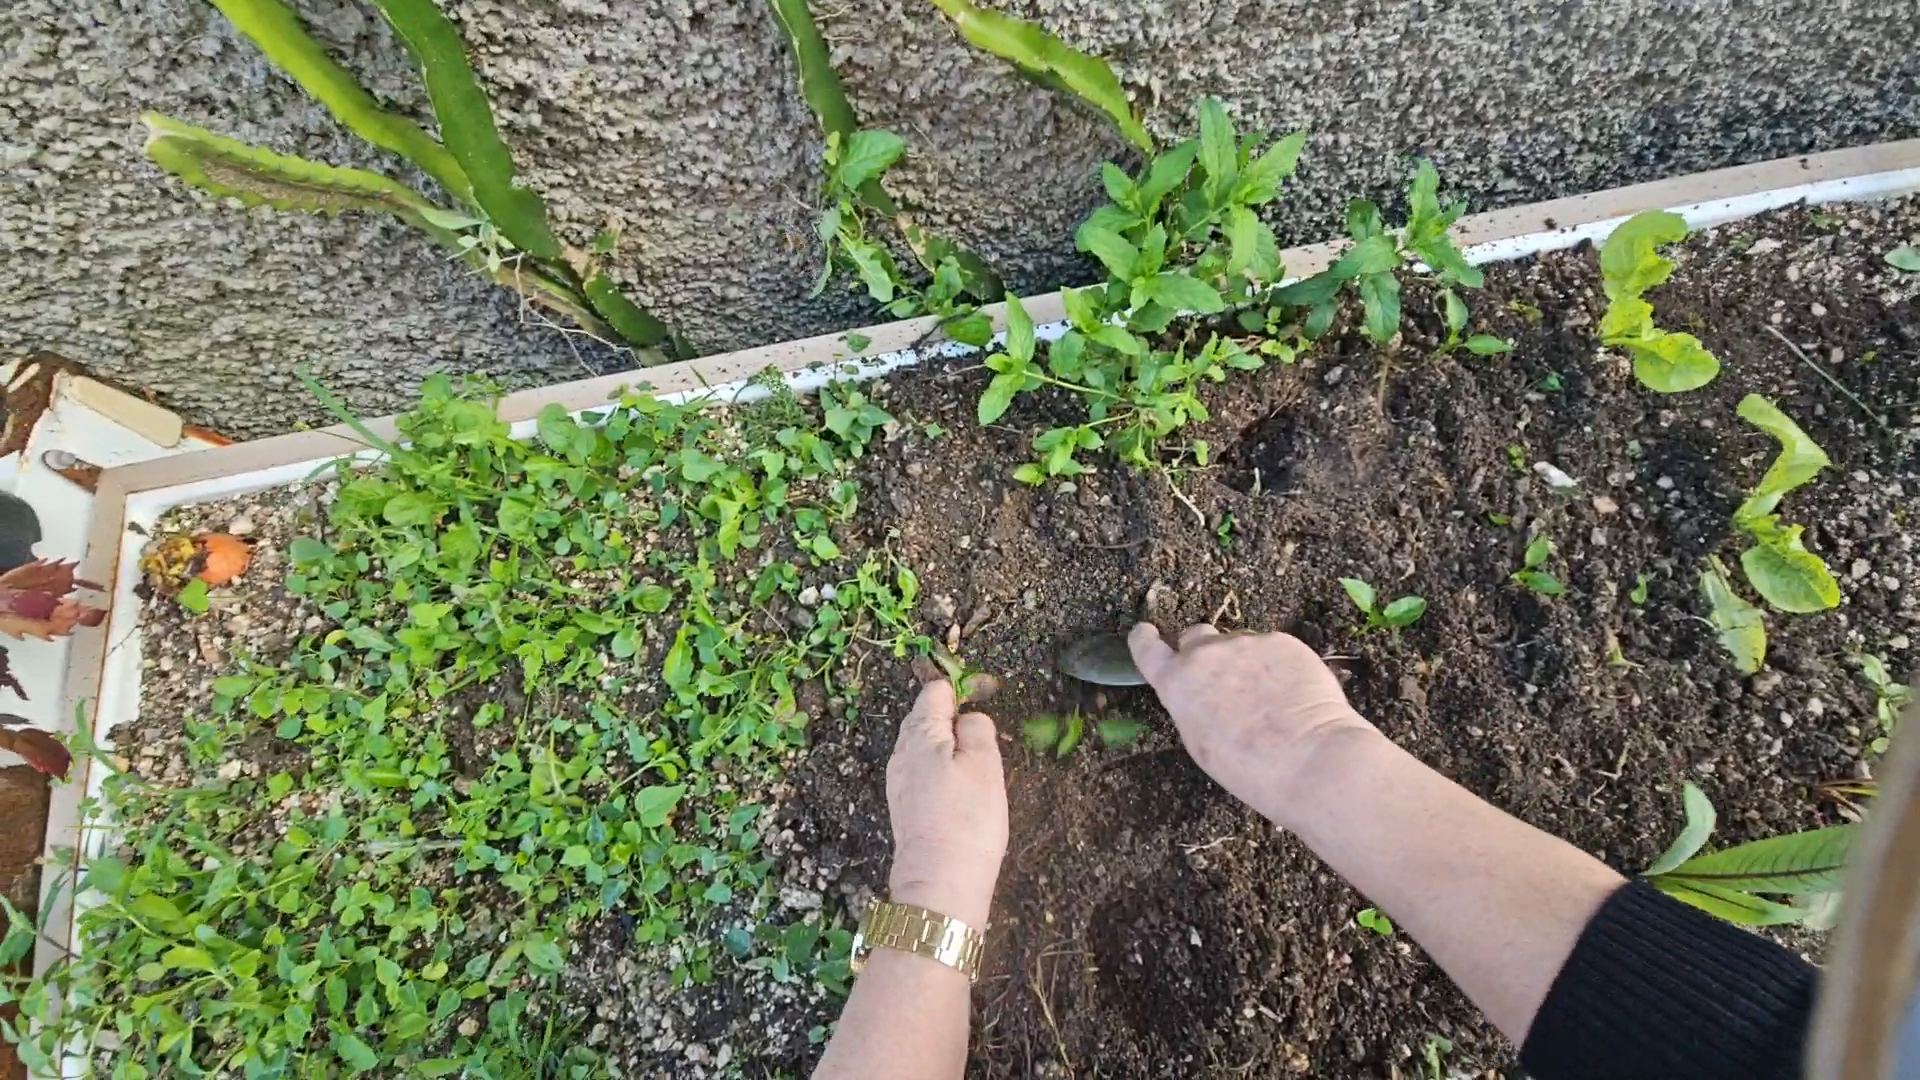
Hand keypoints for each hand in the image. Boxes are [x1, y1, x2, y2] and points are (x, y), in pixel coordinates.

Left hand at [885, 680, 1007, 928]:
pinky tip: (960, 795)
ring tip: (978, 773)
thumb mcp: (984, 762)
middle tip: (987, 746)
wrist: (940, 882)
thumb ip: (977, 727)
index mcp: (920, 732)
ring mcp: (898, 780)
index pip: (936, 691)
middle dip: (956, 722)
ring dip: (950, 750)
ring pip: (926, 747)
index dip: (962, 691)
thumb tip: (968, 719)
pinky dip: (943, 773)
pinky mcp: (903, 806)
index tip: (987, 706)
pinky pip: (924, 773)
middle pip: (927, 718)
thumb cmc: (968, 817)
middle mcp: (901, 751)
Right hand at [1127, 623, 1378, 826]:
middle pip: (1194, 636)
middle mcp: (1205, 653)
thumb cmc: (1249, 768)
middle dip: (1202, 651)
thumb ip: (1190, 704)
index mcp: (1176, 682)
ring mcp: (1244, 642)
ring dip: (1243, 659)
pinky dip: (1277, 664)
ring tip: (1268, 695)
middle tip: (1222, 678)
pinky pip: (1271, 647)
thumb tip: (1201, 692)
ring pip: (1237, 643)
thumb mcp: (1200, 741)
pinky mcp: (1281, 641)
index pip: (1146, 647)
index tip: (1147, 633)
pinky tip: (1292, 692)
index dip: (1144, 638)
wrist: (1311, 760)